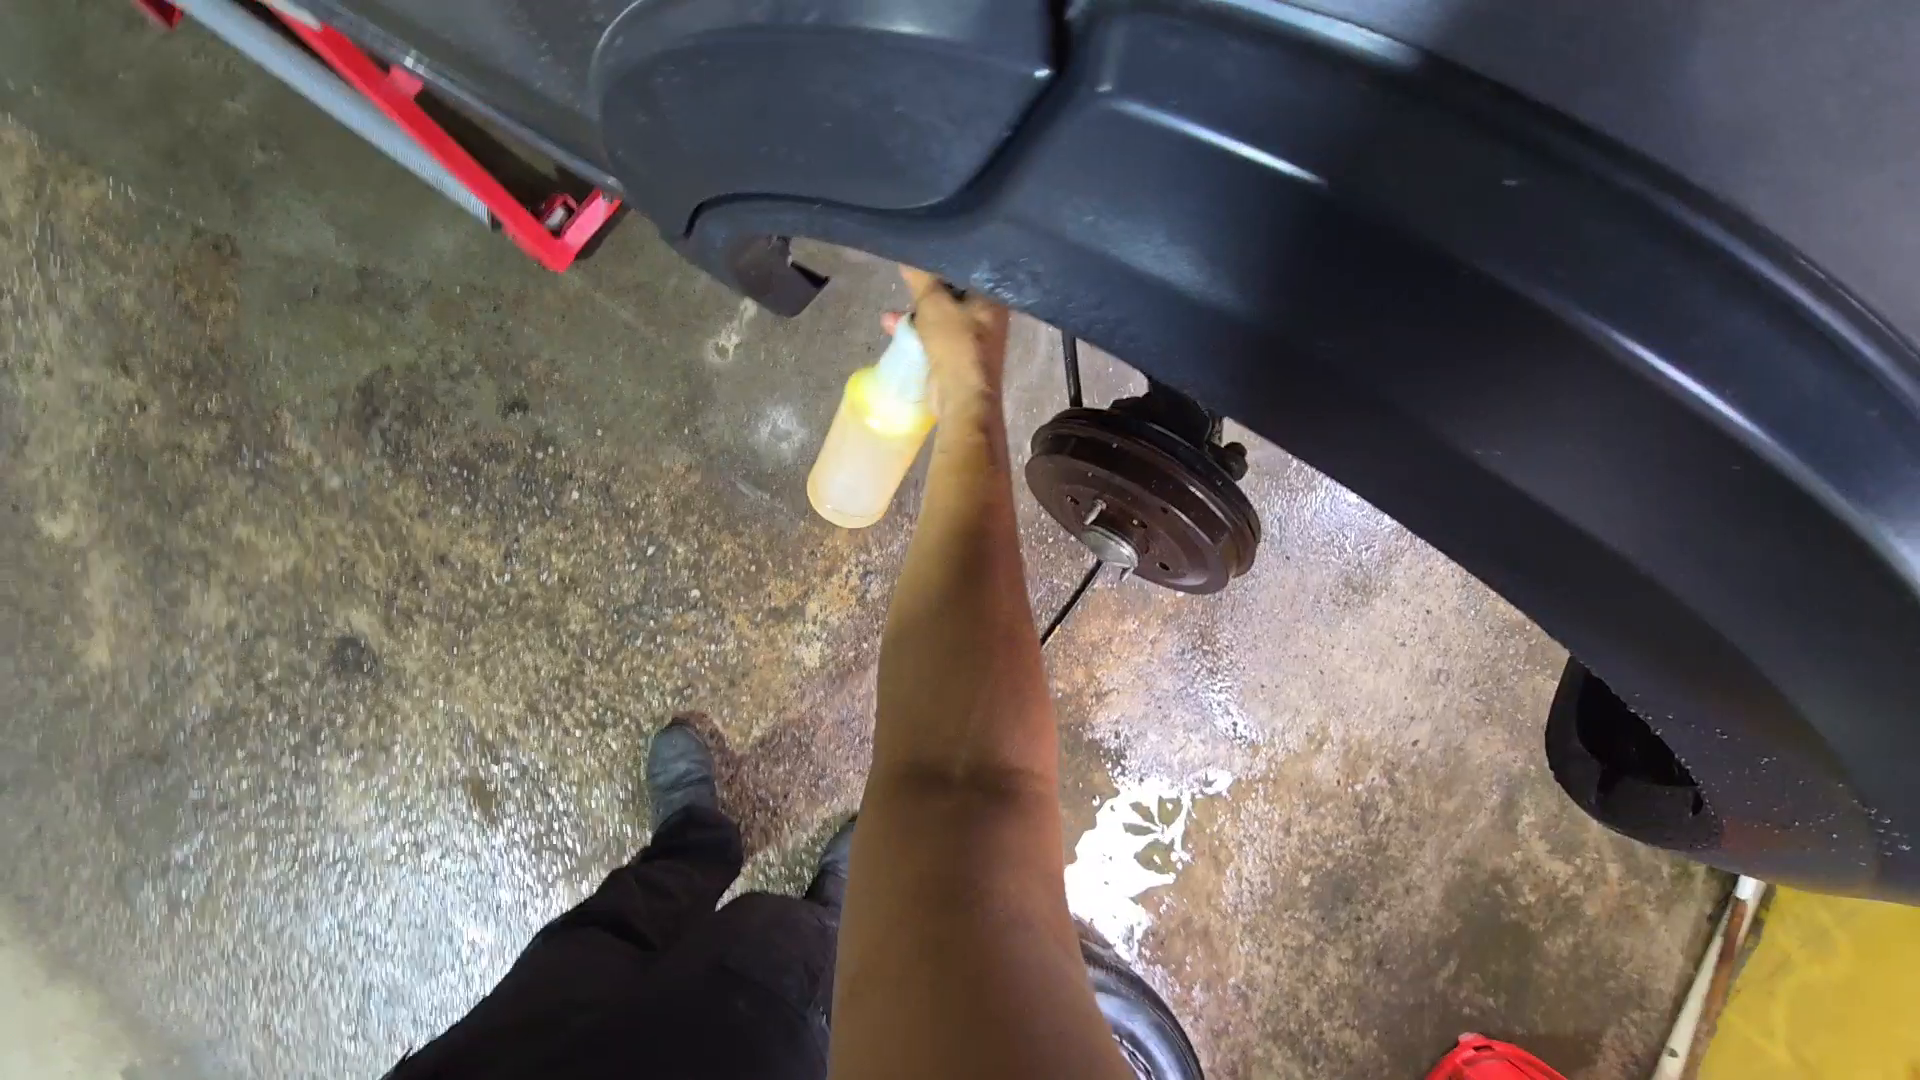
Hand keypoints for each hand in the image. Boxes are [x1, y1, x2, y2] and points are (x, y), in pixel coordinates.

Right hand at [882, 266, 1009, 420]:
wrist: (963, 398)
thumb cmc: (955, 344)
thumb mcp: (933, 304)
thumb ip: (921, 278)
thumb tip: (908, 255)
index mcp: (992, 298)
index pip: (967, 269)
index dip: (942, 263)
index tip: (920, 256)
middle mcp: (988, 316)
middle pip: (952, 294)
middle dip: (922, 293)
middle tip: (904, 286)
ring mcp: (974, 339)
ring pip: (941, 317)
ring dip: (915, 316)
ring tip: (890, 316)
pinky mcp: (959, 357)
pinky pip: (936, 336)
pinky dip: (918, 333)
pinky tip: (894, 330)